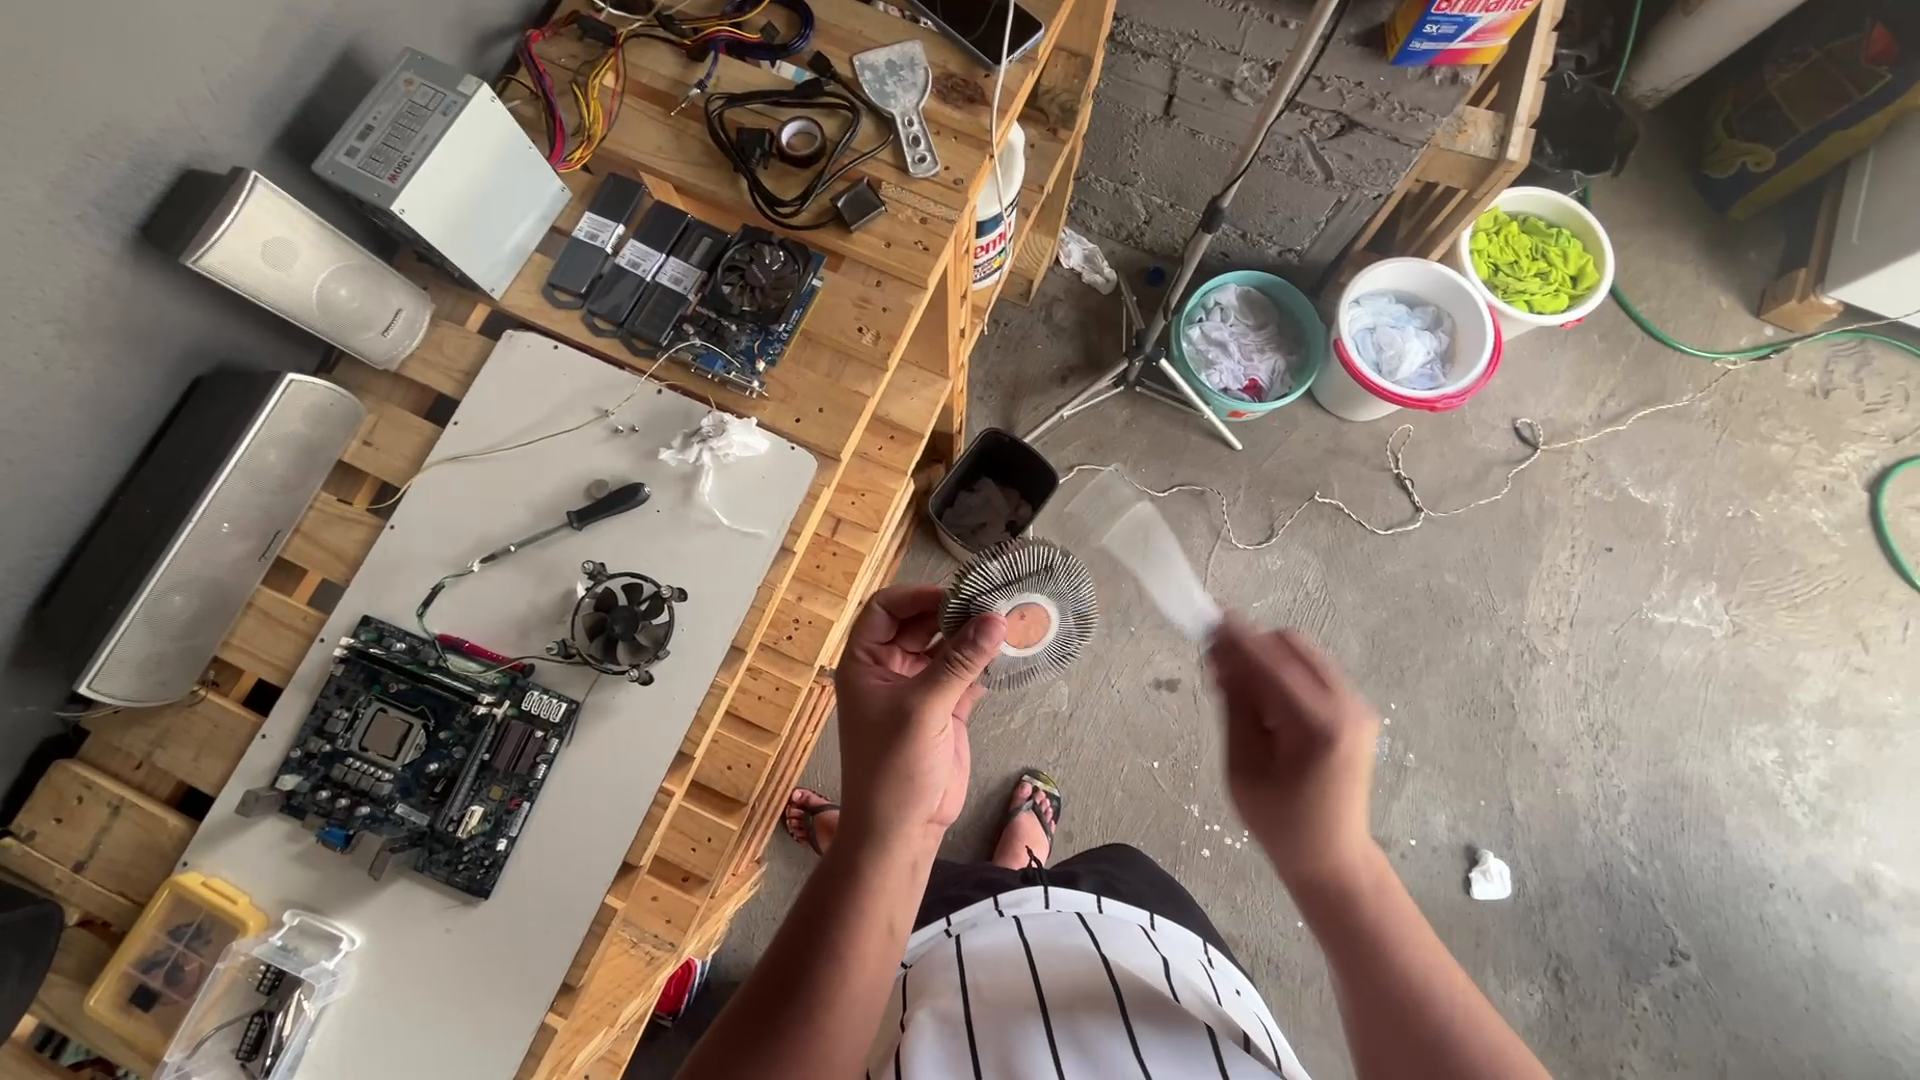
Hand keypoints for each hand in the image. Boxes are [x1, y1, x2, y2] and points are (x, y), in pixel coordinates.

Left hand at [833, 585, 1006, 852]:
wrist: (902, 828)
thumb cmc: (893, 767)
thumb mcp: (923, 708)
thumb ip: (959, 662)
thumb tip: (995, 619)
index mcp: (865, 661)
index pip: (885, 609)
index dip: (916, 596)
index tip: (955, 594)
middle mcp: (890, 668)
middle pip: (920, 623)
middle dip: (951, 611)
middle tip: (990, 601)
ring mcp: (919, 687)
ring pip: (946, 646)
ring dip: (972, 635)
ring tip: (1005, 619)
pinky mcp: (946, 708)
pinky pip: (966, 673)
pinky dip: (984, 662)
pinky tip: (1008, 651)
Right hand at [1208, 616, 1381, 892]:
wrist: (1331, 856)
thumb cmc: (1279, 820)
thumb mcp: (1243, 765)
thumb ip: (1236, 705)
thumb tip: (1223, 658)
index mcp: (1319, 724)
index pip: (1273, 663)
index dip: (1238, 639)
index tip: (1210, 620)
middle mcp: (1347, 706)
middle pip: (1292, 646)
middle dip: (1252, 646)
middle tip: (1216, 665)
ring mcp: (1357, 707)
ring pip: (1303, 654)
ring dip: (1267, 658)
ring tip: (1234, 684)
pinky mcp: (1355, 712)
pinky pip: (1313, 672)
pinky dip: (1283, 672)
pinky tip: (1260, 697)